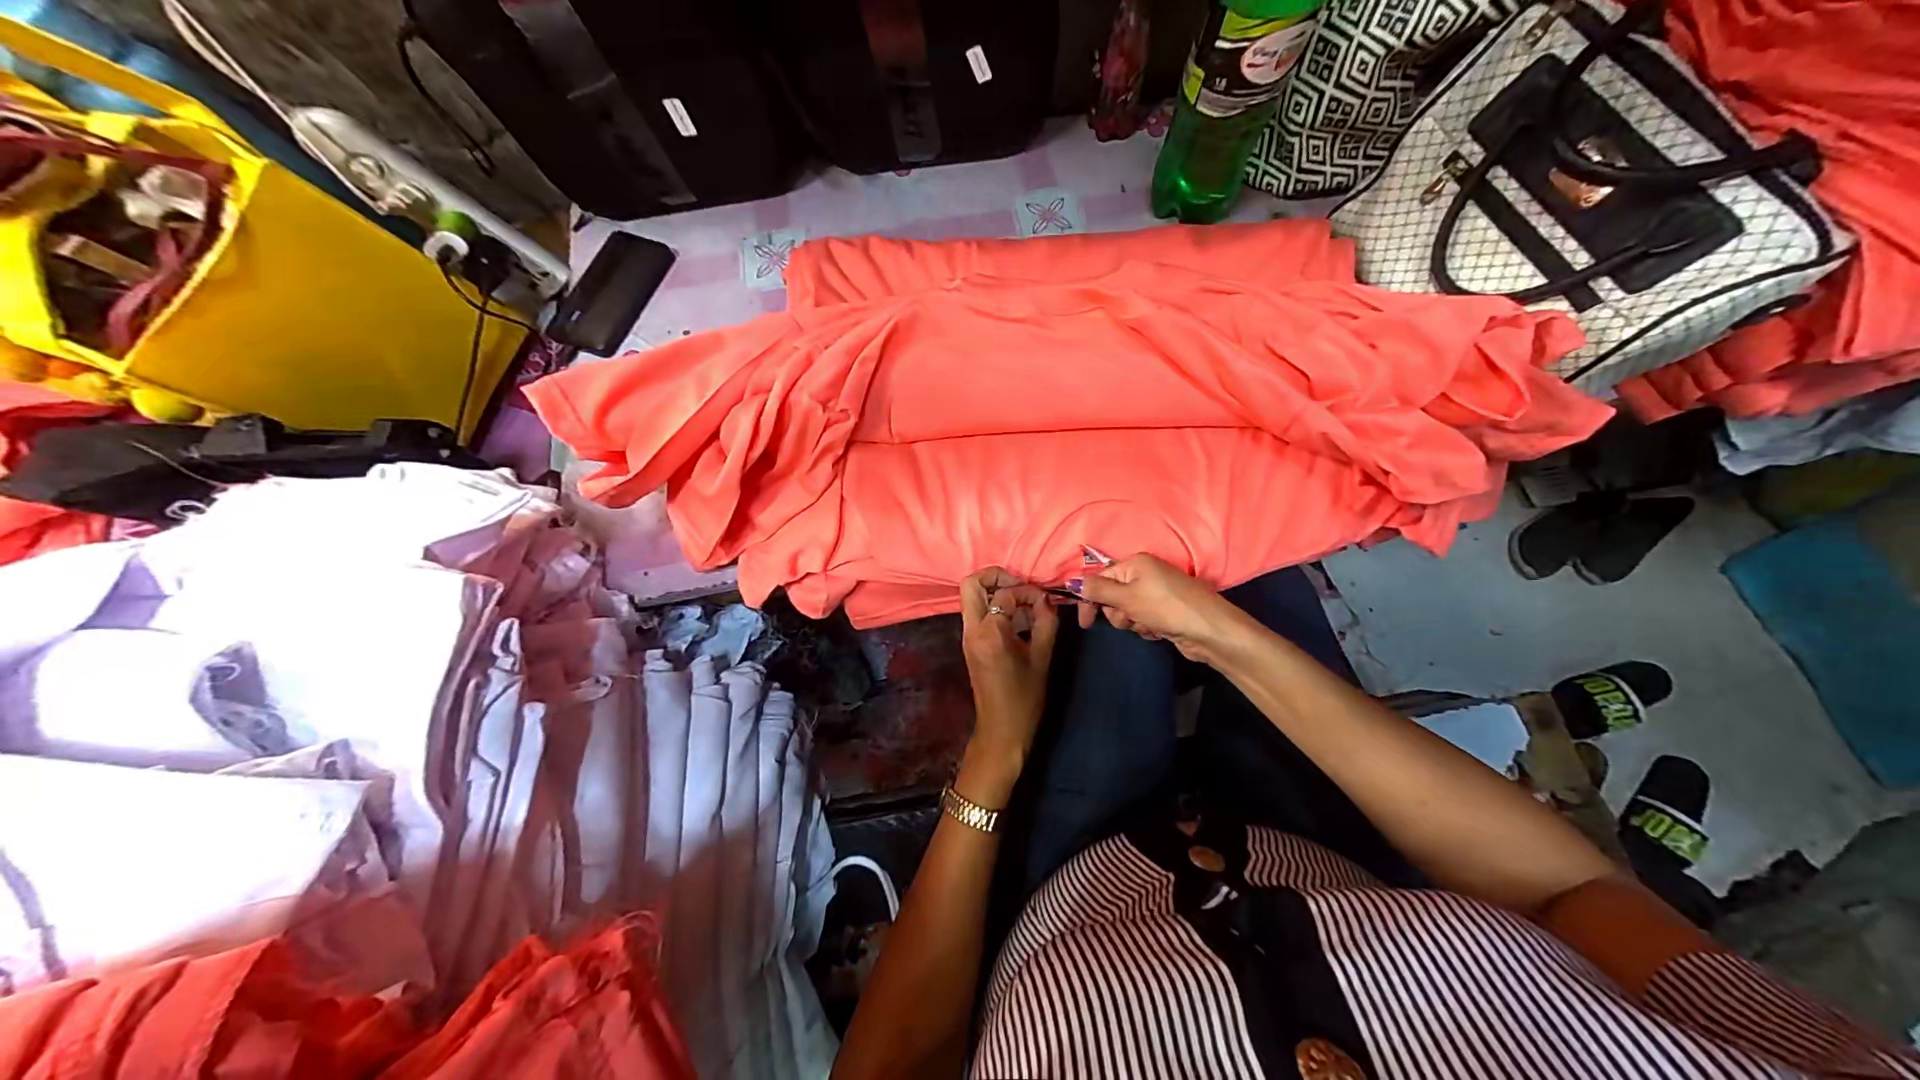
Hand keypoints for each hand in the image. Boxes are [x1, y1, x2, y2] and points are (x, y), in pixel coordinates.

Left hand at [957, 567, 1058, 793]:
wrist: (1001, 731)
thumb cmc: (1024, 699)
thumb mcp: (1042, 658)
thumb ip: (1046, 623)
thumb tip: (1047, 599)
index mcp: (989, 632)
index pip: (1005, 592)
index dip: (1028, 590)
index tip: (1045, 601)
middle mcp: (972, 629)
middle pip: (971, 583)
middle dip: (997, 576)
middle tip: (1023, 586)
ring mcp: (967, 636)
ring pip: (972, 597)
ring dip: (997, 591)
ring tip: (1026, 604)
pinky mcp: (970, 644)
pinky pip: (978, 613)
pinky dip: (996, 606)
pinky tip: (1019, 620)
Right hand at [1075, 554, 1246, 664]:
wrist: (1208, 630)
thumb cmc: (1166, 608)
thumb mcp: (1127, 598)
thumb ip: (1098, 590)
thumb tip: (1072, 581)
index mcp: (1135, 563)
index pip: (1100, 578)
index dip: (1090, 599)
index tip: (1085, 622)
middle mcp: (1145, 574)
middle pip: (1112, 595)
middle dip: (1117, 612)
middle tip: (1130, 618)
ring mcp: (1156, 593)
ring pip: (1126, 611)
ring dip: (1132, 622)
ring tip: (1149, 625)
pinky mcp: (1164, 611)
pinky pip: (1142, 619)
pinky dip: (1146, 627)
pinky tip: (1159, 631)